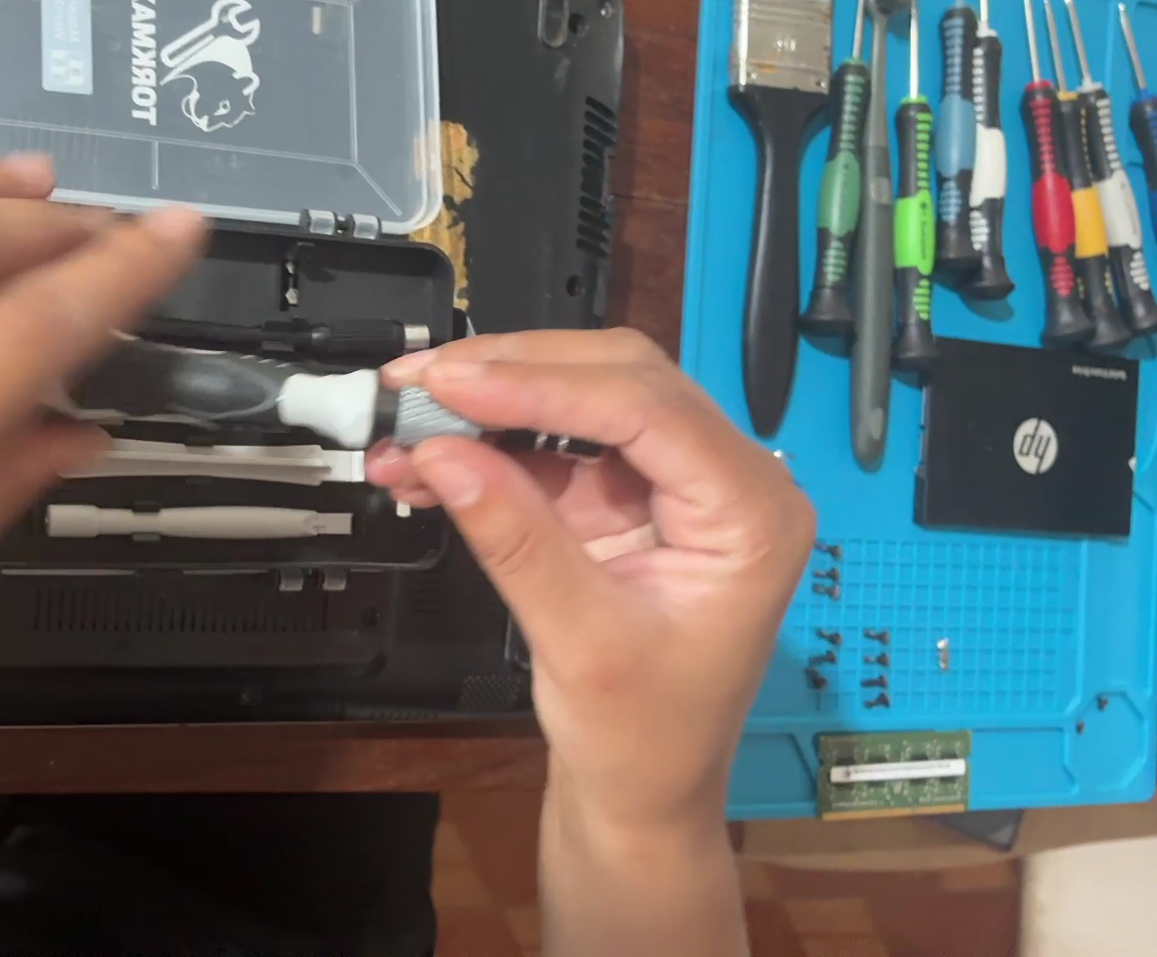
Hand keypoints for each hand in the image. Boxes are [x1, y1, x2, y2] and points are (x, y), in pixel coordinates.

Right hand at [366, 329, 812, 829]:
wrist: (641, 782)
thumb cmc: (640, 735)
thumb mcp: (580, 644)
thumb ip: (515, 539)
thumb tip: (439, 452)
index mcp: (750, 511)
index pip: (646, 410)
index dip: (541, 386)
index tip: (447, 383)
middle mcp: (719, 474)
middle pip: (616, 378)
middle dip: (510, 372)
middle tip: (418, 381)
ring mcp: (666, 477)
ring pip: (575, 394)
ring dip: (488, 403)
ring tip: (406, 418)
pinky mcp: (615, 490)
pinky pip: (545, 442)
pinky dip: (484, 443)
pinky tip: (425, 459)